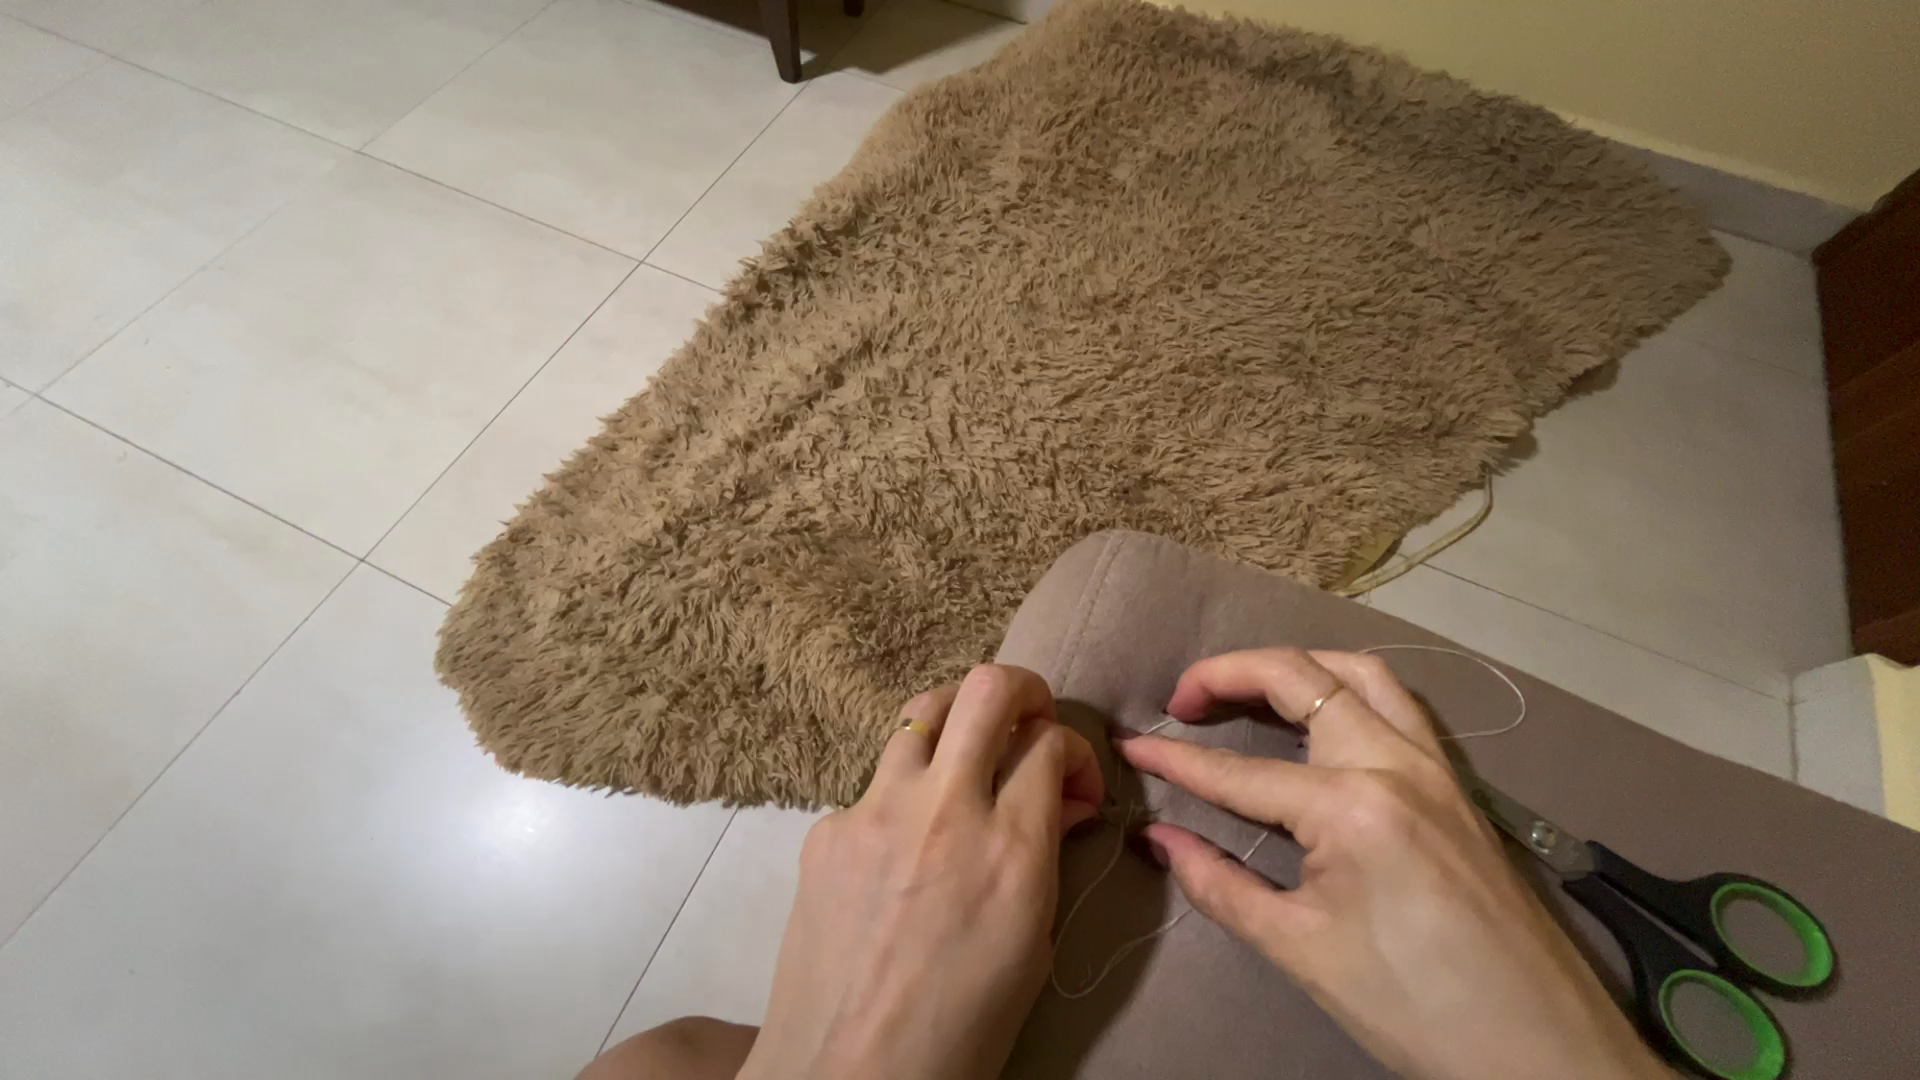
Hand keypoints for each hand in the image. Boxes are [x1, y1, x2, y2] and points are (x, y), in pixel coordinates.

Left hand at [739, 665, 1105, 1079]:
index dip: (1073, 750)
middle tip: (1029, 722)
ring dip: (959, 720)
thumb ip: (1048, 853)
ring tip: (968, 755)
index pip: (1051, 743)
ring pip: (924, 710)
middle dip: (1023, 689)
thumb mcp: (1032, 946)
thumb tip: (1062, 800)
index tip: (1072, 782)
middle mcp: (942, 810)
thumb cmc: (961, 1029)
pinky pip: (878, 782)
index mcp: (1008, 849)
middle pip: (987, 689)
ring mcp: (875, 811)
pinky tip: (904, 845)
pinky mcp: (828, 826)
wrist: (847, 1079)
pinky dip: (907, 795)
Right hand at [1119, 648, 1671, 1079]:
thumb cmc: (1416, 1009)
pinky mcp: (1455, 781)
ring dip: (1292, 666)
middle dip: (1227, 674)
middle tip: (1183, 698)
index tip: (1130, 744)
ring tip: (1247, 687)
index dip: (1175, 757)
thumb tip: (1158, 837)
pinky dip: (1343, 685)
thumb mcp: (1300, 950)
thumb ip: (1218, 884)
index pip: (1237, 771)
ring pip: (1356, 672)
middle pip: (1298, 678)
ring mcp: (1434, 765)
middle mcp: (1394, 763)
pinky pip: (1395, 701)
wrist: (1552, 1060)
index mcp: (1351, 807)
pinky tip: (1321, 714)